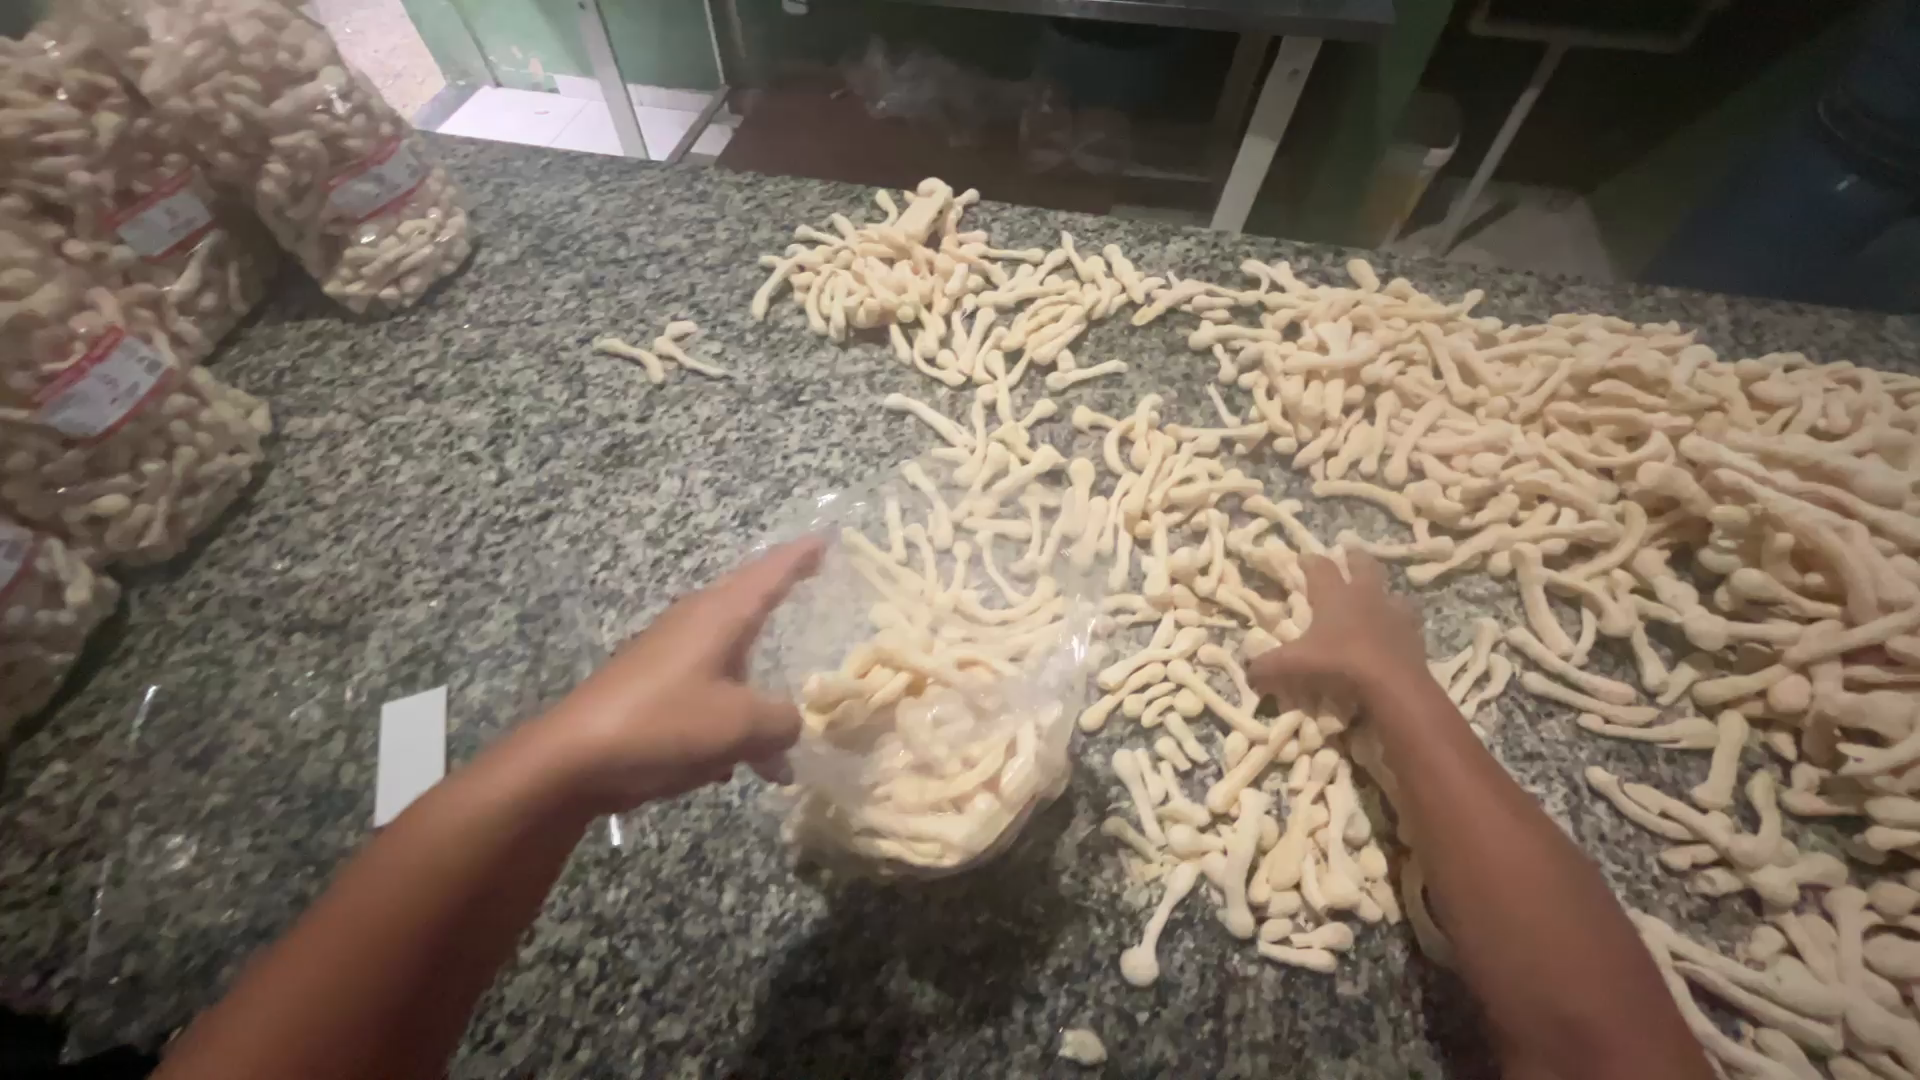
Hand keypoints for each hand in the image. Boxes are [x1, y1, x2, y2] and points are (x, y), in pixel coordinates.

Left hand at [530, 537, 824, 813]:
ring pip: (732, 650)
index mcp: (721, 616)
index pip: (771, 572)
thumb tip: (792, 725)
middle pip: (749, 599)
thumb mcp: (740, 726)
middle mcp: (697, 623)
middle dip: (781, 593)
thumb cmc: (664, 724)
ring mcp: (672, 654)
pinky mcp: (656, 687)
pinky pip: (711, 687)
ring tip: (789, 695)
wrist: (572, 760)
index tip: (827, 537)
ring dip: (761, 672)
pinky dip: (733, 711)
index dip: (802, 555)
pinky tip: (741, 760)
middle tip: (814, 582)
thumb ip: (781, 722)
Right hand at [1247, 550, 1430, 705]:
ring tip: (1378, 594)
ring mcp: (1395, 615)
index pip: (1320, 568)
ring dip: (1383, 591)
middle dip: (1354, 557)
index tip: (1302, 557)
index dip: (1310, 561)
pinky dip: (1399, 623)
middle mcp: (1366, 598)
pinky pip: (1408, 622)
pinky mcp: (1414, 637)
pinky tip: (1394, 631)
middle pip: (1363, 567)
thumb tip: (1250, 672)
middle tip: (1349, 550)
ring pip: (1392, 593)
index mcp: (1335, 597)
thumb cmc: (1339, 664)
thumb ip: (1268, 665)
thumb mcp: (1294, 665)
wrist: (1394, 685)